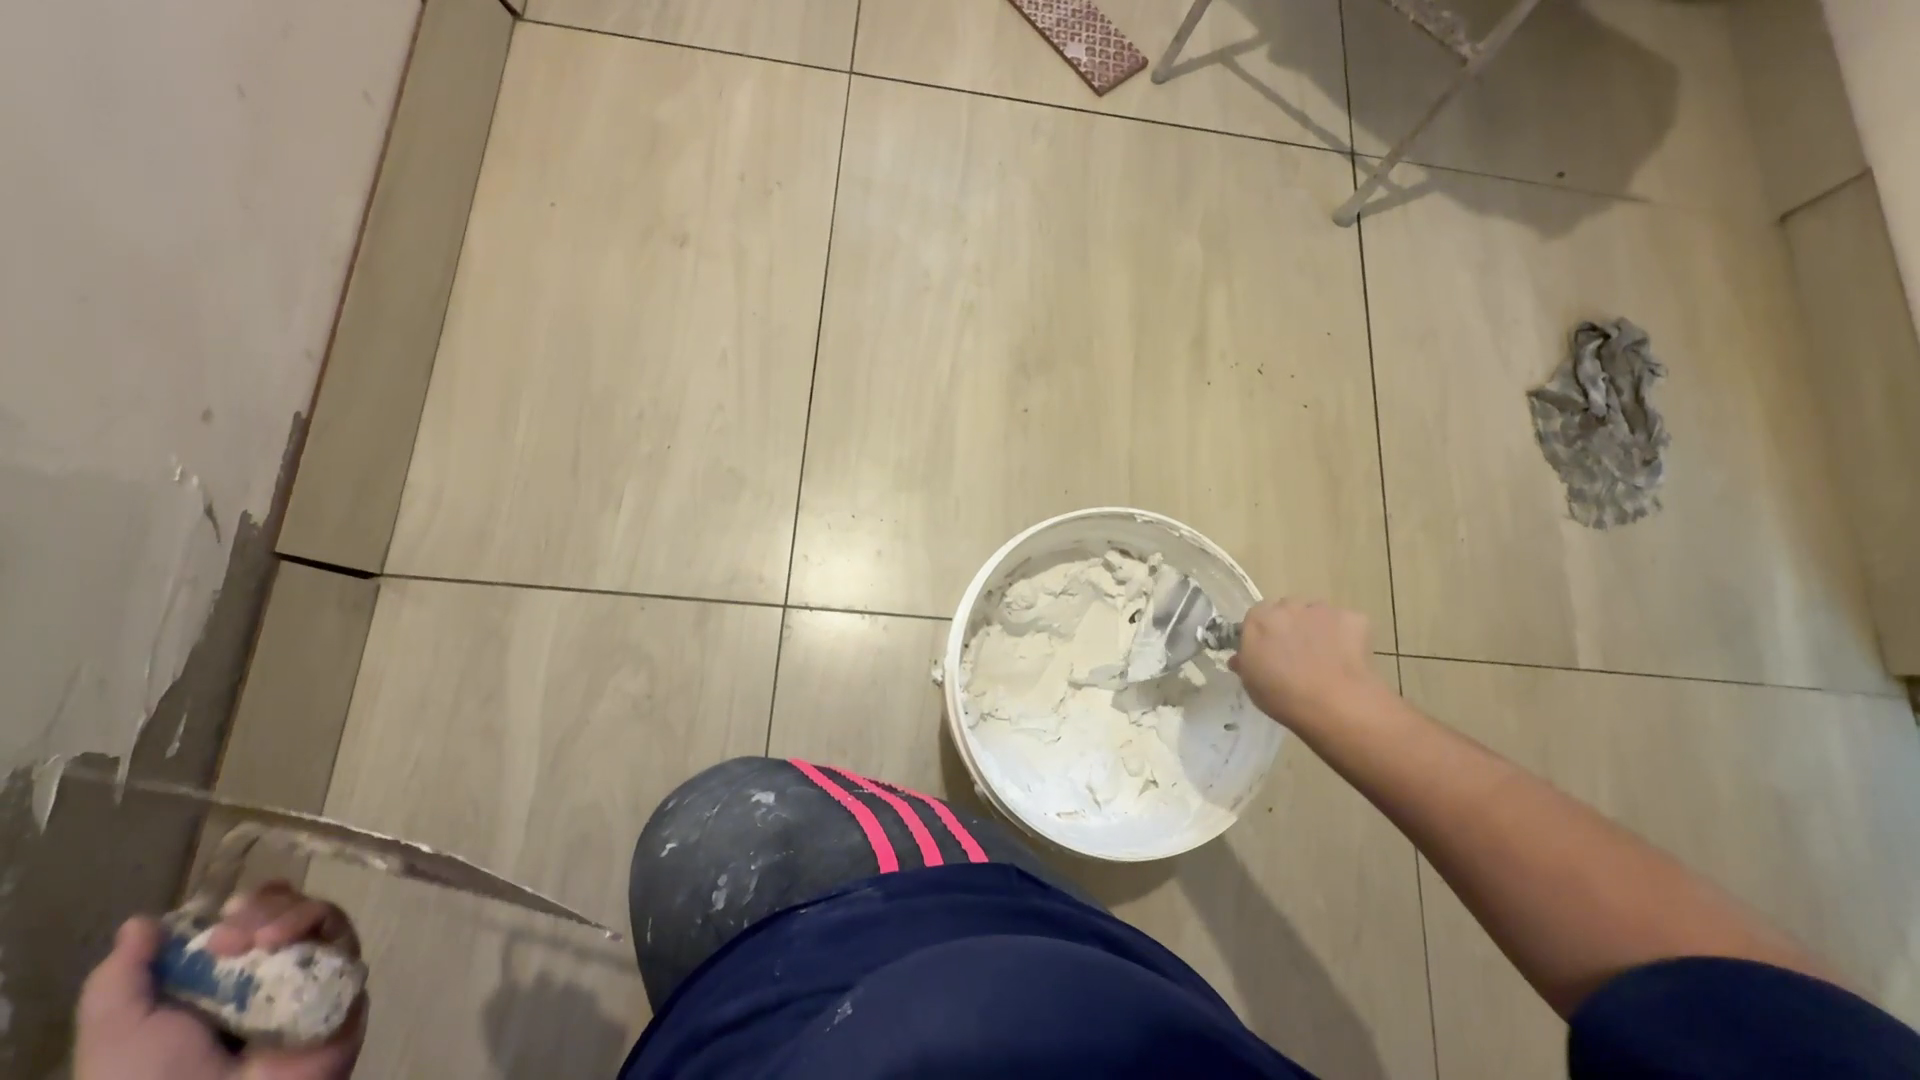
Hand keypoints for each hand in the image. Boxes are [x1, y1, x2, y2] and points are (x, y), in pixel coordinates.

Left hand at [75, 881, 365, 1079]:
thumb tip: (141, 923)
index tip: (220, 913)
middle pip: (287, 912)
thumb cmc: (155, 1077)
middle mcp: (272, 977)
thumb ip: (119, 978)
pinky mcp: (346, 987)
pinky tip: (285, 941)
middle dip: (264, 906)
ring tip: (262, 939)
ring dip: (290, 913)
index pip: (246, 926)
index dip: (241, 908)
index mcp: (222, 984)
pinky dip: (318, 926)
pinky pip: (345, 942)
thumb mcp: (118, 1029)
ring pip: (320, 918)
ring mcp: (312, 981)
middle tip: (234, 933)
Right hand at [1228, 599, 1384, 730]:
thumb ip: (1245, 662)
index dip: (1263, 634)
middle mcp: (1289, 606)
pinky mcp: (1353, 618)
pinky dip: (1346, 635)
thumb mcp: (1250, 683)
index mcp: (1258, 619)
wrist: (1333, 702)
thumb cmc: (1282, 695)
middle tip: (1296, 655)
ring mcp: (1322, 610)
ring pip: (1317, 614)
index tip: (1268, 652)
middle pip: (1287, 609)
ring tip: (1325, 658)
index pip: (1256, 617)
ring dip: (1317, 628)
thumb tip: (1240, 658)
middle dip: (1290, 626)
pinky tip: (1347, 658)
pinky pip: (1345, 623)